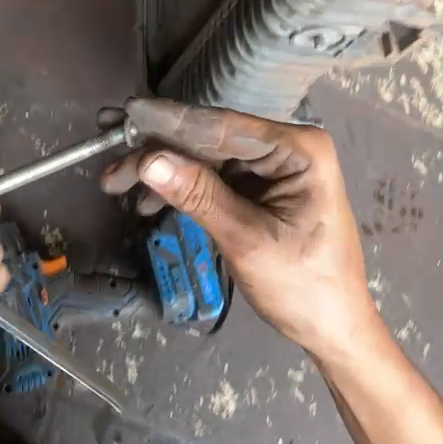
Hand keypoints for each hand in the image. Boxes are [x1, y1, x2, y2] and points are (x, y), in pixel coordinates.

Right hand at [99, 98, 380, 361]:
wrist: (336, 331)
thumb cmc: (305, 288)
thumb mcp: (248, 241)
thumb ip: (199, 196)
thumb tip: (149, 161)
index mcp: (298, 148)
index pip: (223, 127)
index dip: (170, 120)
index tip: (126, 112)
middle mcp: (285, 145)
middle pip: (208, 138)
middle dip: (157, 146)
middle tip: (107, 137)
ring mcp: (271, 165)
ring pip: (204, 156)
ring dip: (161, 169)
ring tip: (114, 180)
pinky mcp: (259, 185)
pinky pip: (212, 176)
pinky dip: (180, 187)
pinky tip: (147, 199)